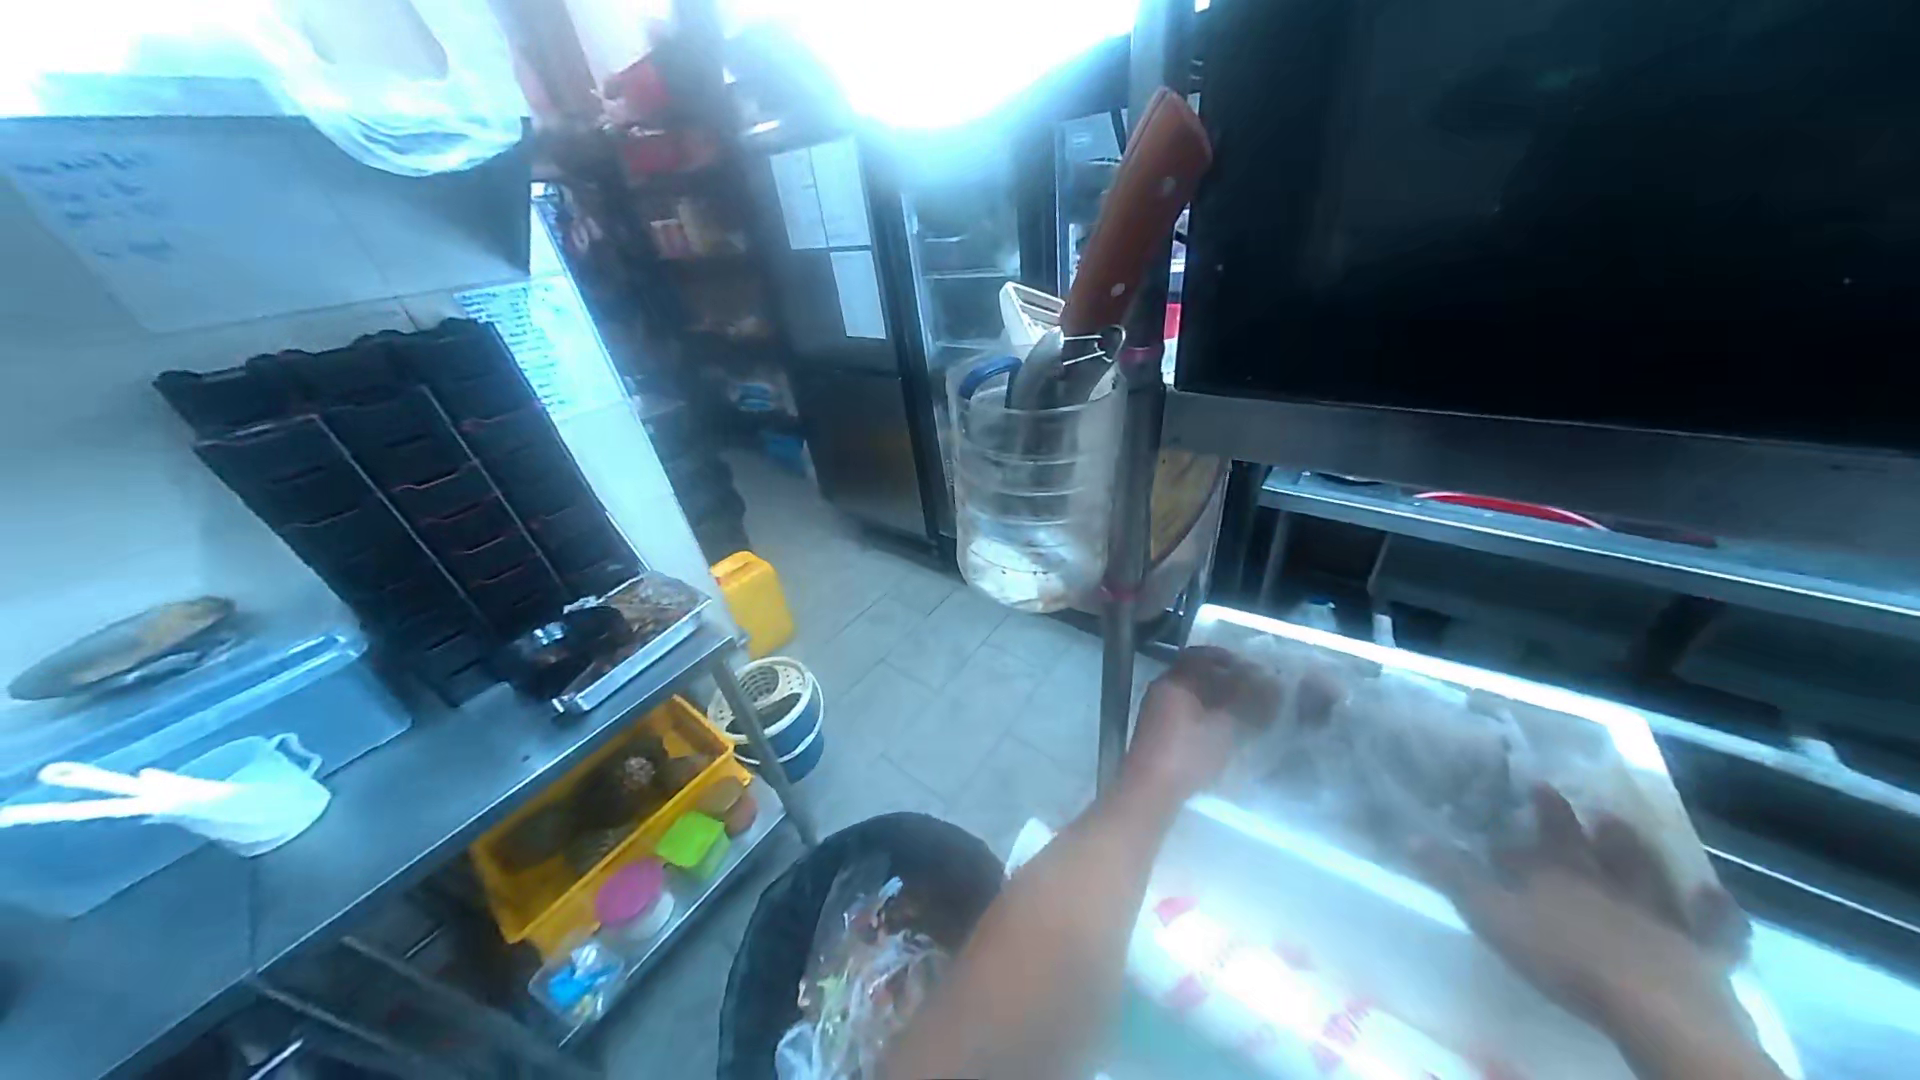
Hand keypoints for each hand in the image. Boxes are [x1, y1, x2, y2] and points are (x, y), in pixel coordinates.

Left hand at [1121, 646, 1279, 811]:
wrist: (1151, 788)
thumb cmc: (1189, 752)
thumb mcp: (1225, 725)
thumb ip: (1249, 700)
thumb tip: (1269, 682)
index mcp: (1174, 680)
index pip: (1203, 655)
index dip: (1231, 660)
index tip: (1255, 670)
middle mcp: (1161, 687)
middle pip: (1196, 672)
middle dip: (1225, 678)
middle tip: (1252, 689)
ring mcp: (1155, 708)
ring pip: (1190, 692)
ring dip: (1215, 695)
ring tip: (1242, 709)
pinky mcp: (1156, 729)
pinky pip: (1184, 708)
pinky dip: (1204, 710)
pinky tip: (1222, 726)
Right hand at [1419, 787, 1769, 1077]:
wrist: (1652, 1008)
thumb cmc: (1561, 956)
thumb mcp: (1490, 915)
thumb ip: (1453, 876)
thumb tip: (1411, 837)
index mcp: (1557, 872)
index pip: (1543, 834)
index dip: (1539, 810)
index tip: (1535, 784)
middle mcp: (1607, 882)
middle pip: (1596, 847)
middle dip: (1586, 825)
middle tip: (1586, 803)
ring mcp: (1658, 914)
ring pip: (1648, 873)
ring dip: (1637, 851)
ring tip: (1627, 827)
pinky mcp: (1700, 951)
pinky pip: (1714, 926)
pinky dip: (1714, 910)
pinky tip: (1713, 894)